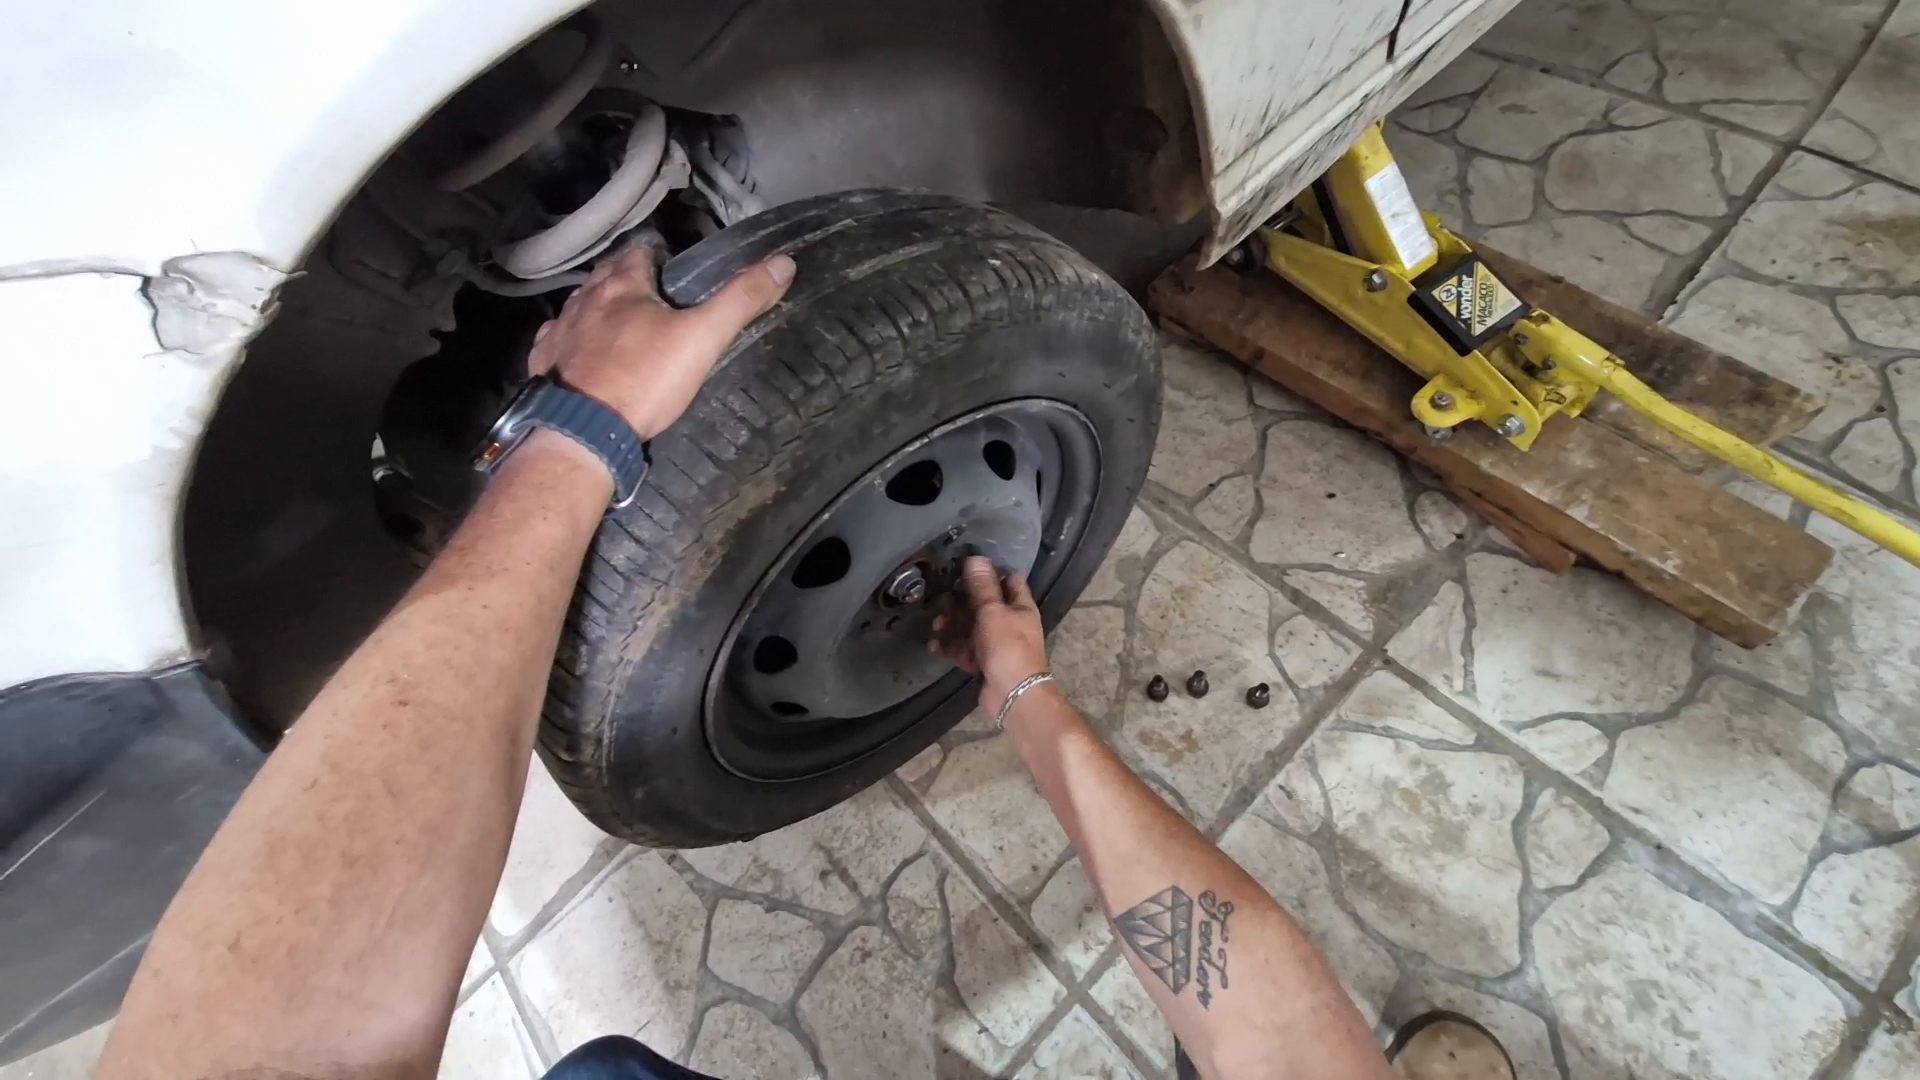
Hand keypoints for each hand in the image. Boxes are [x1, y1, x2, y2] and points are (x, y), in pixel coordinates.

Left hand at [527, 246, 795, 438]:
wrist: (585, 429)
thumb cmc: (646, 379)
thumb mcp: (703, 338)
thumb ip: (740, 300)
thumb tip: (782, 263)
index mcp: (622, 286)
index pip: (640, 253)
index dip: (659, 256)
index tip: (675, 269)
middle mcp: (585, 299)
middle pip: (608, 276)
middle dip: (629, 280)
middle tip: (654, 298)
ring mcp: (561, 330)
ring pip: (582, 306)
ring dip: (601, 309)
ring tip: (624, 325)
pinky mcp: (545, 362)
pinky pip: (561, 339)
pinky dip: (575, 340)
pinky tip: (586, 353)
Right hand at [931, 556, 1051, 712]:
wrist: (1013, 695)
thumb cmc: (1008, 648)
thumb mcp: (993, 612)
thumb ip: (982, 587)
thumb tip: (976, 557)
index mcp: (1020, 606)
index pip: (1009, 580)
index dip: (990, 572)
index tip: (965, 567)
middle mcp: (1010, 622)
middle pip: (983, 605)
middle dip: (961, 602)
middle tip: (942, 599)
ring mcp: (996, 644)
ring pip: (971, 628)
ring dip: (952, 625)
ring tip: (936, 625)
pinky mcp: (984, 662)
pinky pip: (965, 650)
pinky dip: (951, 647)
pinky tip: (934, 646)